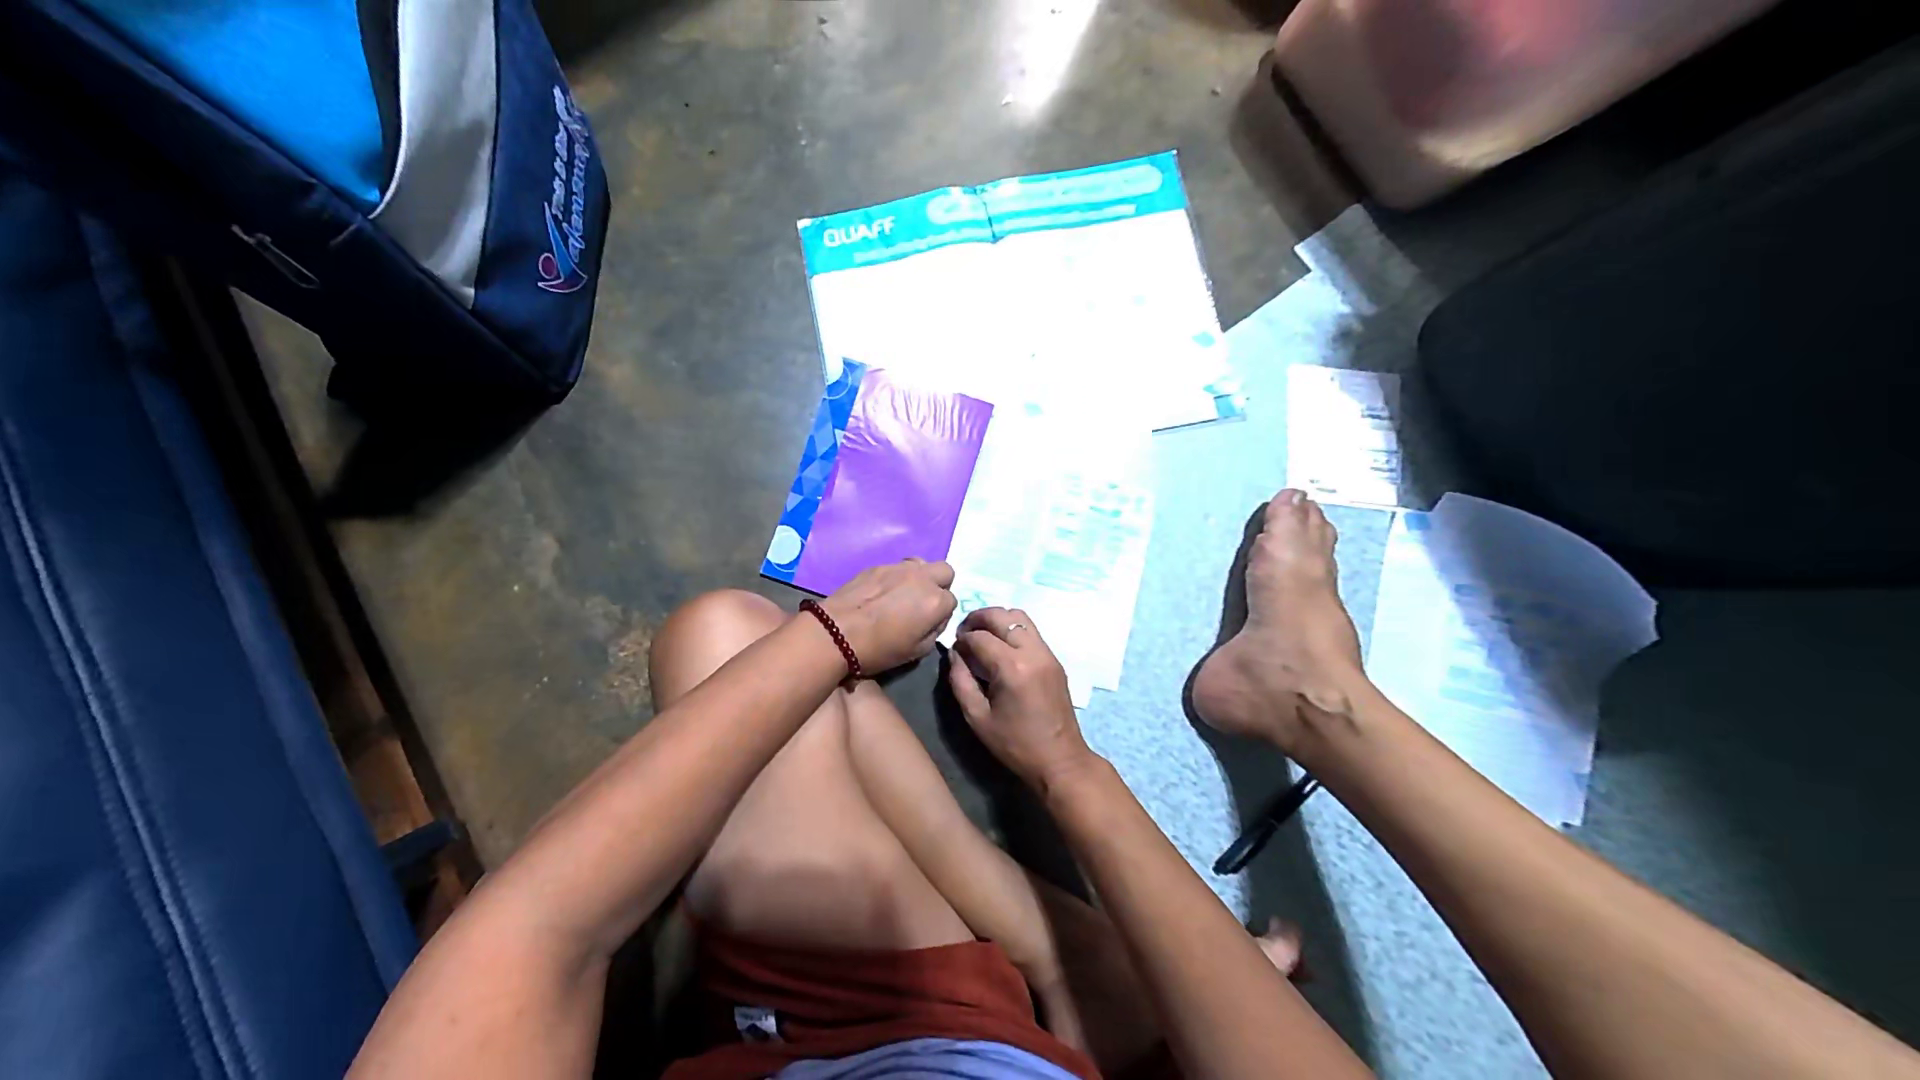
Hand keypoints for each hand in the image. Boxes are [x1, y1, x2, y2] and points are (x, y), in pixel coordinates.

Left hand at [818, 559, 957, 672]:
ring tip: (903, 594)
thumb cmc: (879, 649)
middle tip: (922, 603)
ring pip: (921, 563)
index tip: (927, 625)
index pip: (951, 602)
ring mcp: (899, 567)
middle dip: (939, 585)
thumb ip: (934, 631)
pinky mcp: (877, 565)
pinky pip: (897, 566)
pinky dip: (897, 577)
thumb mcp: (917, 651)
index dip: (941, 615)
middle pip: (945, 572)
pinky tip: (882, 593)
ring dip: (919, 577)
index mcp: (936, 601)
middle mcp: (922, 578)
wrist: (836, 632)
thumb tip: (934, 618)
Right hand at [945, 608, 1098, 790]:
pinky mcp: (1055, 660)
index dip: (962, 639)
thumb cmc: (1015, 744)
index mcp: (1012, 667)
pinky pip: (1031, 631)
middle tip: (964, 632)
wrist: (1060, 760)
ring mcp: (1047, 654)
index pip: (980, 637)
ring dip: (998, 620)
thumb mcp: (977, 718)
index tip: (954, 649)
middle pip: (1002, 616)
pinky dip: (1012, 630)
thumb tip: (954, 654)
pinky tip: (1001, 648)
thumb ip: (960, 681)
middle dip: (978, 618)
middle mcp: (1032, 652)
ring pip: (1020, 618)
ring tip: (982, 636)